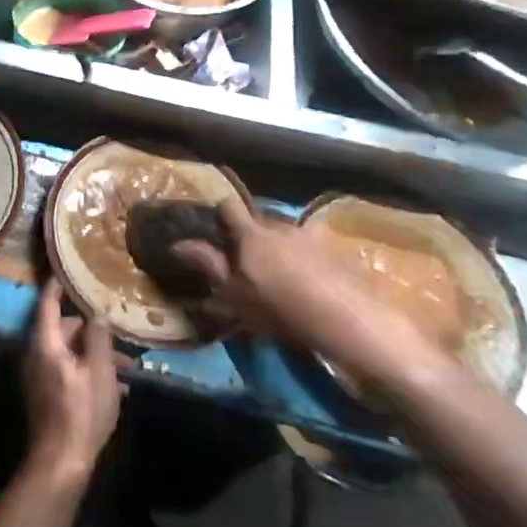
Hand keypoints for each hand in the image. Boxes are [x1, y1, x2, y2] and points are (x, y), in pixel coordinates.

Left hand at [22, 278, 121, 482]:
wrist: (61, 460)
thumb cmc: (82, 412)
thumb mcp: (100, 372)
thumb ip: (99, 340)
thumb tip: (97, 316)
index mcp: (45, 344)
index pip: (48, 304)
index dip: (56, 286)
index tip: (66, 271)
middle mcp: (36, 354)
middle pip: (61, 329)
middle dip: (89, 330)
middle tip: (118, 332)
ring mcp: (38, 375)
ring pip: (68, 352)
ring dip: (94, 355)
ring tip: (127, 367)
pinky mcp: (45, 393)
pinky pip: (67, 370)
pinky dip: (87, 371)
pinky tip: (117, 388)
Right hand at [168, 198, 447, 386]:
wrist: (348, 319)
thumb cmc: (278, 307)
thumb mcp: (234, 293)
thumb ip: (207, 264)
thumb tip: (177, 243)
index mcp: (251, 233)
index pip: (229, 206)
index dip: (220, 215)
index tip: (215, 233)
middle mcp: (280, 225)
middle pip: (257, 220)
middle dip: (249, 236)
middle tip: (245, 264)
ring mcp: (310, 235)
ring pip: (283, 234)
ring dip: (276, 247)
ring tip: (278, 275)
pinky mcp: (334, 250)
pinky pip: (307, 246)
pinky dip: (300, 258)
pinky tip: (305, 282)